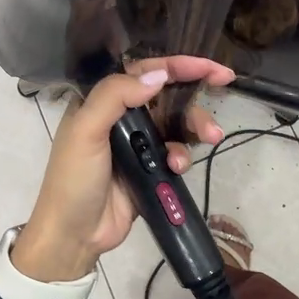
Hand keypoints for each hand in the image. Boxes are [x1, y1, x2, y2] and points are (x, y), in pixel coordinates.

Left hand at [13, 57, 233, 282]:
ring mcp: (138, 145)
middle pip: (167, 95)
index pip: (143, 71)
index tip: (210, 64)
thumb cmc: (73, 177)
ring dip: (196, 126)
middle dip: (196, 91)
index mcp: (101, 101)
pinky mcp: (150, 170)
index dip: (178, 64)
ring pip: (177, 124)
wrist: (74, 235)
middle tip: (225, 83)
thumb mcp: (86, 130)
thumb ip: (116, 96)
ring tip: (212, 136)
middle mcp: (122, 118)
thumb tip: (159, 73)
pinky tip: (178, 167)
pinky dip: (182, 156)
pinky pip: (176, 153)